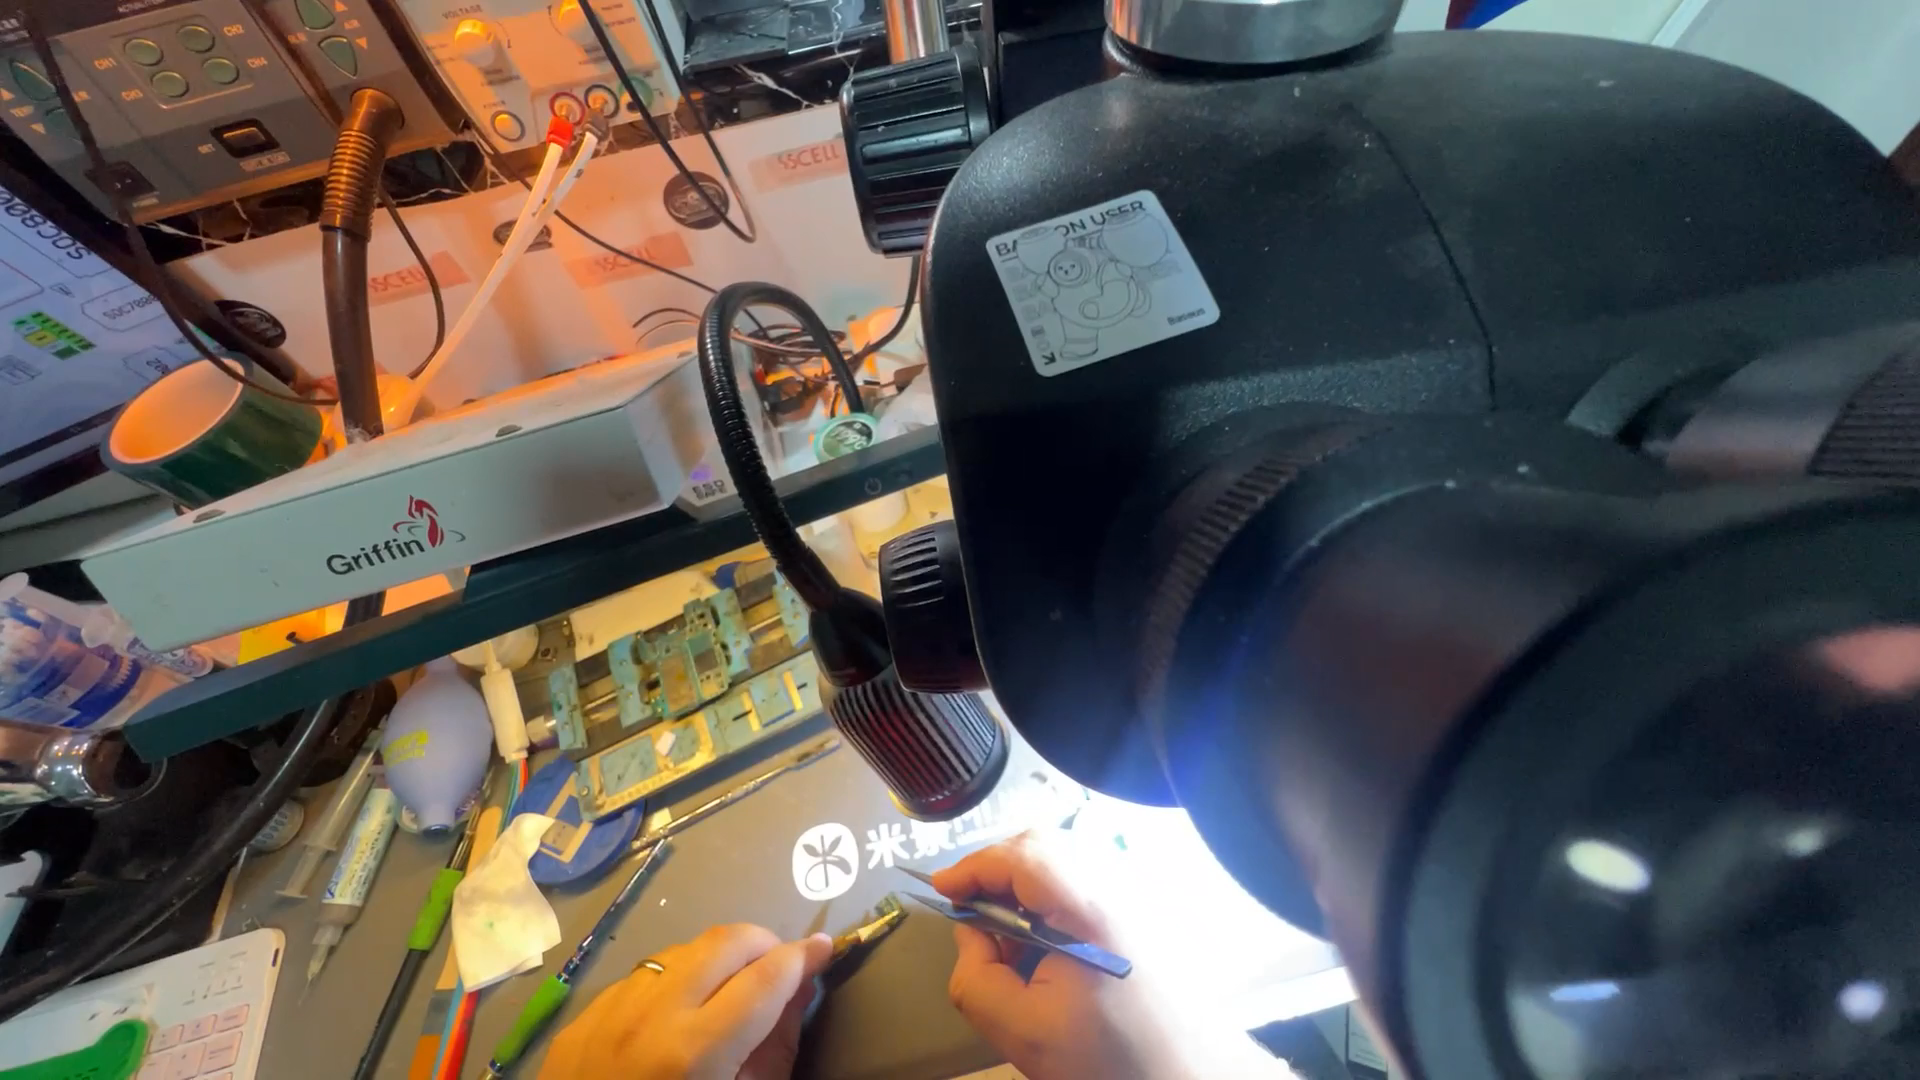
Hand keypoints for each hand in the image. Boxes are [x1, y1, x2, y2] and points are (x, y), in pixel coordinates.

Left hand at [540, 924, 831, 1079]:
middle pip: (727, 942)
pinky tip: (674, 1015)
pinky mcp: (583, 1017)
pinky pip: (643, 976)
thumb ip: (776, 1047)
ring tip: (725, 992)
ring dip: (717, 961)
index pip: (767, 977)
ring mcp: (611, 1011)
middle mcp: (652, 1015)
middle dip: (763, 944)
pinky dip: (672, 983)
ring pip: (685, 950)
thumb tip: (800, 988)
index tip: (824, 947)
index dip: (802, 957)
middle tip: (778, 967)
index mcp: (695, 1053)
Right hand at [936, 832, 1290, 1079]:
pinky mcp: (1139, 904)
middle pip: (1041, 844)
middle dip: (995, 869)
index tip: (943, 890)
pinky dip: (1048, 893)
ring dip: (1021, 883)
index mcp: (1090, 909)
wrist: (1195, 1078)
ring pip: (1060, 857)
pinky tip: (1043, 940)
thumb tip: (972, 931)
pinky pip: (1080, 877)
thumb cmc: (1112, 1060)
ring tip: (1008, 936)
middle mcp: (1115, 883)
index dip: (975, 865)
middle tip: (972, 912)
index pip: (1022, 855)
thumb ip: (977, 979)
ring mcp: (1132, 890)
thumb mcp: (1026, 1033)